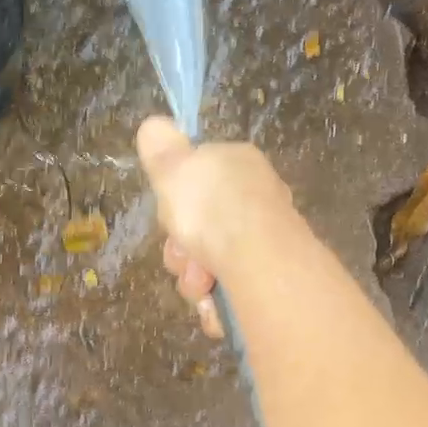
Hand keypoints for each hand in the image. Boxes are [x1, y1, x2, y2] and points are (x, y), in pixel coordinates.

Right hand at [134, 116, 296, 338]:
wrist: (258, 259)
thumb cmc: (211, 207)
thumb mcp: (172, 166)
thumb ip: (159, 147)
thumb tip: (154, 124)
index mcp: (238, 163)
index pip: (198, 175)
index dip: (175, 199)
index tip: (168, 215)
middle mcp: (257, 196)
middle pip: (201, 224)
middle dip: (181, 247)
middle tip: (180, 256)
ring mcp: (268, 238)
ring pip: (212, 260)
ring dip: (194, 277)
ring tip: (200, 283)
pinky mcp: (273, 278)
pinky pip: (232, 290)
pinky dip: (217, 301)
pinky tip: (213, 302)